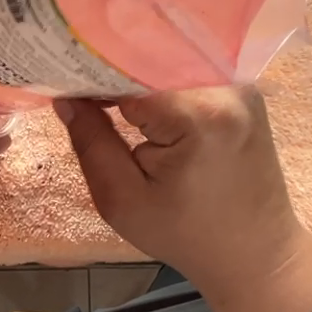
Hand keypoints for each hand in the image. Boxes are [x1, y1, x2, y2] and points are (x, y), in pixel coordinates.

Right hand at [54, 88, 311, 300]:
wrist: (254, 252)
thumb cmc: (183, 234)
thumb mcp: (121, 199)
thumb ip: (91, 143)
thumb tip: (65, 98)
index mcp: (197, 113)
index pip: (126, 71)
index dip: (87, 74)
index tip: (57, 82)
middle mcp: (225, 86)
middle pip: (150, 59)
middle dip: (108, 69)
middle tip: (71, 86)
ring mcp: (239, 85)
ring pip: (168, 63)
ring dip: (132, 75)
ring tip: (97, 91)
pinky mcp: (242, 93)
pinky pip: (188, 74)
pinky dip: (157, 83)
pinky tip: (134, 98)